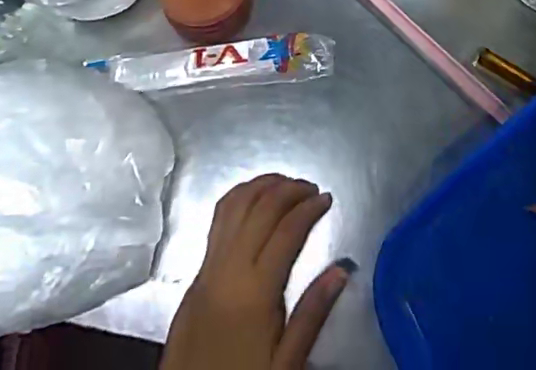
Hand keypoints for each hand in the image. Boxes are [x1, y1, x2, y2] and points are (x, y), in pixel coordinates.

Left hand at [160, 174, 348, 369]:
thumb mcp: (285, 367)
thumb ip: (312, 315)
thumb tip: (342, 269)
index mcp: (254, 292)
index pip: (286, 230)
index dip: (310, 207)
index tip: (327, 198)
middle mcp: (227, 270)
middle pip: (260, 209)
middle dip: (289, 189)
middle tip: (312, 188)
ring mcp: (206, 271)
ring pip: (233, 207)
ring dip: (261, 187)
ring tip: (285, 184)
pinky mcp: (193, 278)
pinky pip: (216, 222)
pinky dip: (238, 200)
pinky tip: (253, 202)